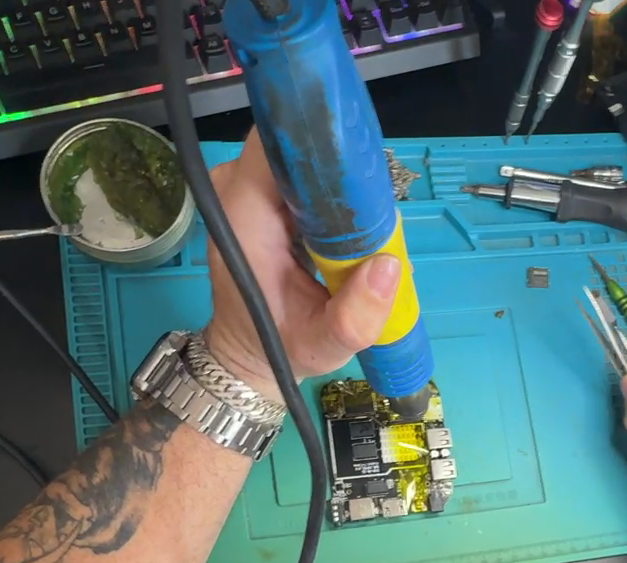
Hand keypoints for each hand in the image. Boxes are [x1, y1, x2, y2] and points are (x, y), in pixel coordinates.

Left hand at [201, 129, 402, 397]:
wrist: (248, 356)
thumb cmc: (279, 348)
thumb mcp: (323, 346)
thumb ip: (356, 316)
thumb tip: (390, 266)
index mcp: (243, 215)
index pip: (280, 142)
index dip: (324, 145)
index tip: (363, 173)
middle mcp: (236, 191)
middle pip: (294, 146)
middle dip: (340, 171)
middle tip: (373, 212)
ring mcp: (244, 191)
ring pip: (300, 159)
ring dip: (337, 186)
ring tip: (363, 225)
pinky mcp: (257, 198)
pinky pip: (297, 176)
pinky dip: (326, 195)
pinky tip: (344, 227)